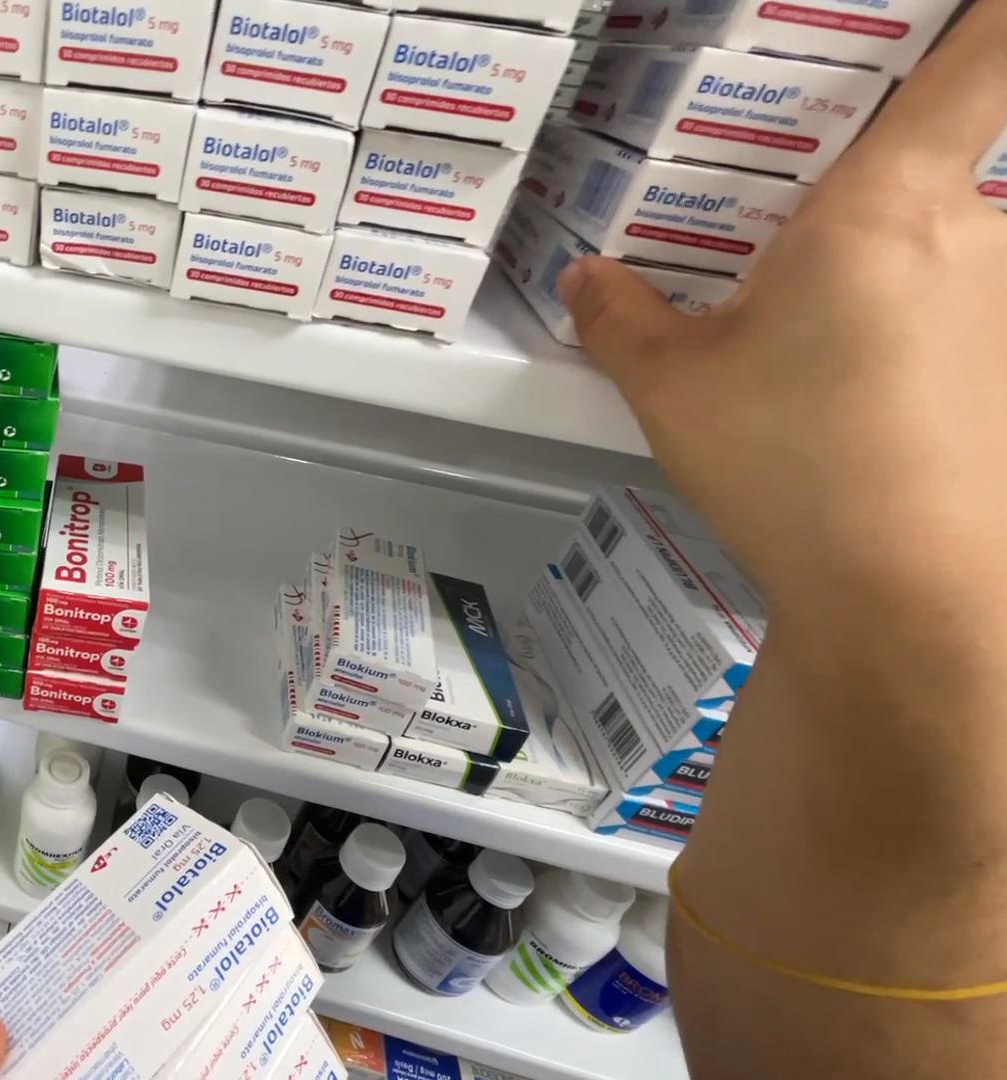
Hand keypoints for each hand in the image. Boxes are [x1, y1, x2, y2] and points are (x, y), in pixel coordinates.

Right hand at [558, 2, 1006, 628]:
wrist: (903, 576)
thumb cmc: (784, 454)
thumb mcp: (665, 383)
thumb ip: (618, 316)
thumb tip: (587, 277)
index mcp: (882, 211)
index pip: (986, 56)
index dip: (979, 19)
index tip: (928, 20)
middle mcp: (975, 231)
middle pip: (935, 158)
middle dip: (848, 179)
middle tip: (759, 222)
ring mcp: (1004, 296)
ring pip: (938, 235)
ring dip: (863, 258)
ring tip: (777, 322)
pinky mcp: (1004, 357)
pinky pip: (949, 296)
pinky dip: (888, 313)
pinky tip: (821, 380)